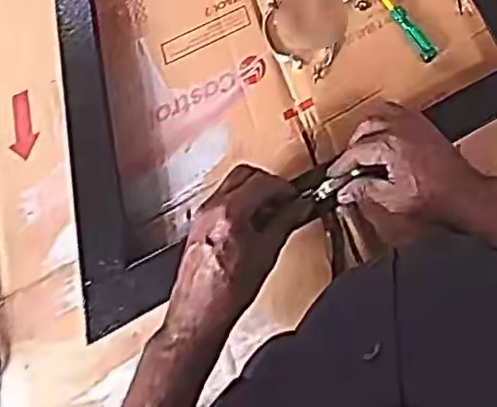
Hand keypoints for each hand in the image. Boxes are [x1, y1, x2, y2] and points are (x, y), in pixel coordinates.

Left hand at [159, 165, 307, 343]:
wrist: (196, 321)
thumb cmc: (225, 295)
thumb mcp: (266, 254)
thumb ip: (286, 222)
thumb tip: (300, 207)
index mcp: (229, 213)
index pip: (263, 182)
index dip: (284, 188)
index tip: (295, 197)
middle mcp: (211, 210)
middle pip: (245, 174)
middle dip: (267, 182)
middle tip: (283, 197)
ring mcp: (201, 217)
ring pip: (231, 184)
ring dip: (252, 191)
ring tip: (268, 210)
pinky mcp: (196, 227)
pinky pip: (220, 200)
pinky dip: (238, 202)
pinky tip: (250, 222)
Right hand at [328, 102, 496, 226]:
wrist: (460, 191)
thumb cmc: (433, 196)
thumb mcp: (393, 199)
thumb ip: (366, 191)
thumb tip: (346, 190)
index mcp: (390, 145)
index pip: (356, 151)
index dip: (341, 165)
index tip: (334, 175)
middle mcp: (400, 127)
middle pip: (365, 127)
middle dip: (353, 146)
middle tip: (348, 165)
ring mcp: (413, 122)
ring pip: (380, 114)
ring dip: (367, 129)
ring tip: (363, 148)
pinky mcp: (423, 122)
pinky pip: (397, 111)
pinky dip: (385, 119)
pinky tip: (385, 135)